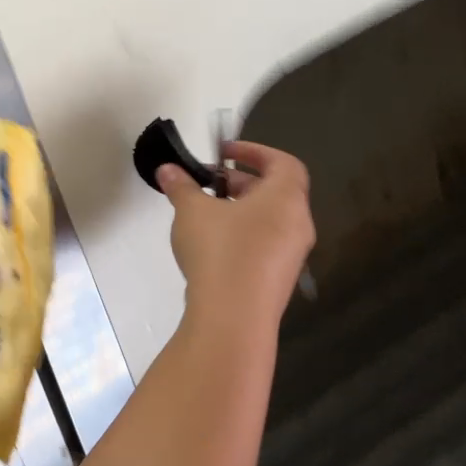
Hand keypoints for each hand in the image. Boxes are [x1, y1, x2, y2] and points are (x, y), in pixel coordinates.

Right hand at [157, 141, 313, 328]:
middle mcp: (297, 223)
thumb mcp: (191, 210)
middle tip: (205, 181)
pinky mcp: (279, 275)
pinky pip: (264, 241)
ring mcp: (292, 252)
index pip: (283, 163)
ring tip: (202, 211)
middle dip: (239, 181)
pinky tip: (210, 242)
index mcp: (284, 199)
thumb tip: (168, 170)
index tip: (223, 152)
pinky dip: (241, 231)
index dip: (255, 152)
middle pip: (276, 190)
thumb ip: (181, 186)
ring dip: (238, 207)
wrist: (234, 313)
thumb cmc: (219, 249)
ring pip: (269, 217)